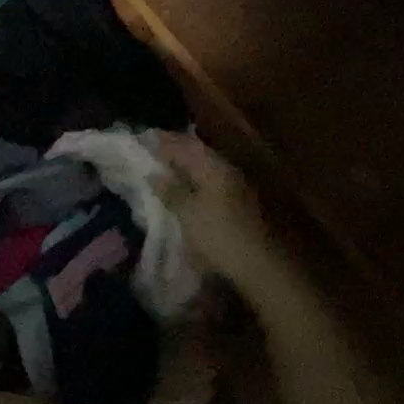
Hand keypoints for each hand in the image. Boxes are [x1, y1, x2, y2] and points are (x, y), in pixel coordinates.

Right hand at [151, 134, 288, 289]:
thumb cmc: (219, 235)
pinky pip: (211, 183)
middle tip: (152, 149)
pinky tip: (186, 189)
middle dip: (175, 150)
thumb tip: (153, 173)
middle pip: (198, 154)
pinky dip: (195, 182)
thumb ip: (170, 191)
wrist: (261, 267)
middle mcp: (229, 171)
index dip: (163, 141)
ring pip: (206, 169)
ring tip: (165, 168)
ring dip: (185, 166)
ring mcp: (238, 188)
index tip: (143, 137)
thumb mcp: (187, 213)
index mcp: (215, 167)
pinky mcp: (241, 206)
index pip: (185, 145)